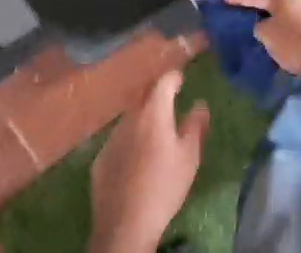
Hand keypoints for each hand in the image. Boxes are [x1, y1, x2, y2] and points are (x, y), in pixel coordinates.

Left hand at [89, 70, 209, 252]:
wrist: (125, 223)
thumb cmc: (164, 186)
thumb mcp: (189, 156)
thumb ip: (196, 125)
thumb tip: (200, 104)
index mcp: (153, 112)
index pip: (164, 82)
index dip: (174, 77)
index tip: (182, 80)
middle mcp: (130, 118)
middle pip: (143, 96)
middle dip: (156, 94)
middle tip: (170, 101)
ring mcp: (111, 137)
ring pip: (130, 118)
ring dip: (142, 118)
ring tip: (155, 132)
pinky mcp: (100, 158)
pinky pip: (118, 140)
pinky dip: (129, 140)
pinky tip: (136, 158)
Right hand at [226, 0, 300, 81]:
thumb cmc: (299, 43)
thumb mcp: (269, 37)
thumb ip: (259, 28)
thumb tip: (262, 26)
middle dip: (252, 4)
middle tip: (235, 9)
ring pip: (279, 11)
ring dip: (266, 17)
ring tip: (252, 23)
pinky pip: (289, 21)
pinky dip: (278, 26)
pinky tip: (273, 35)